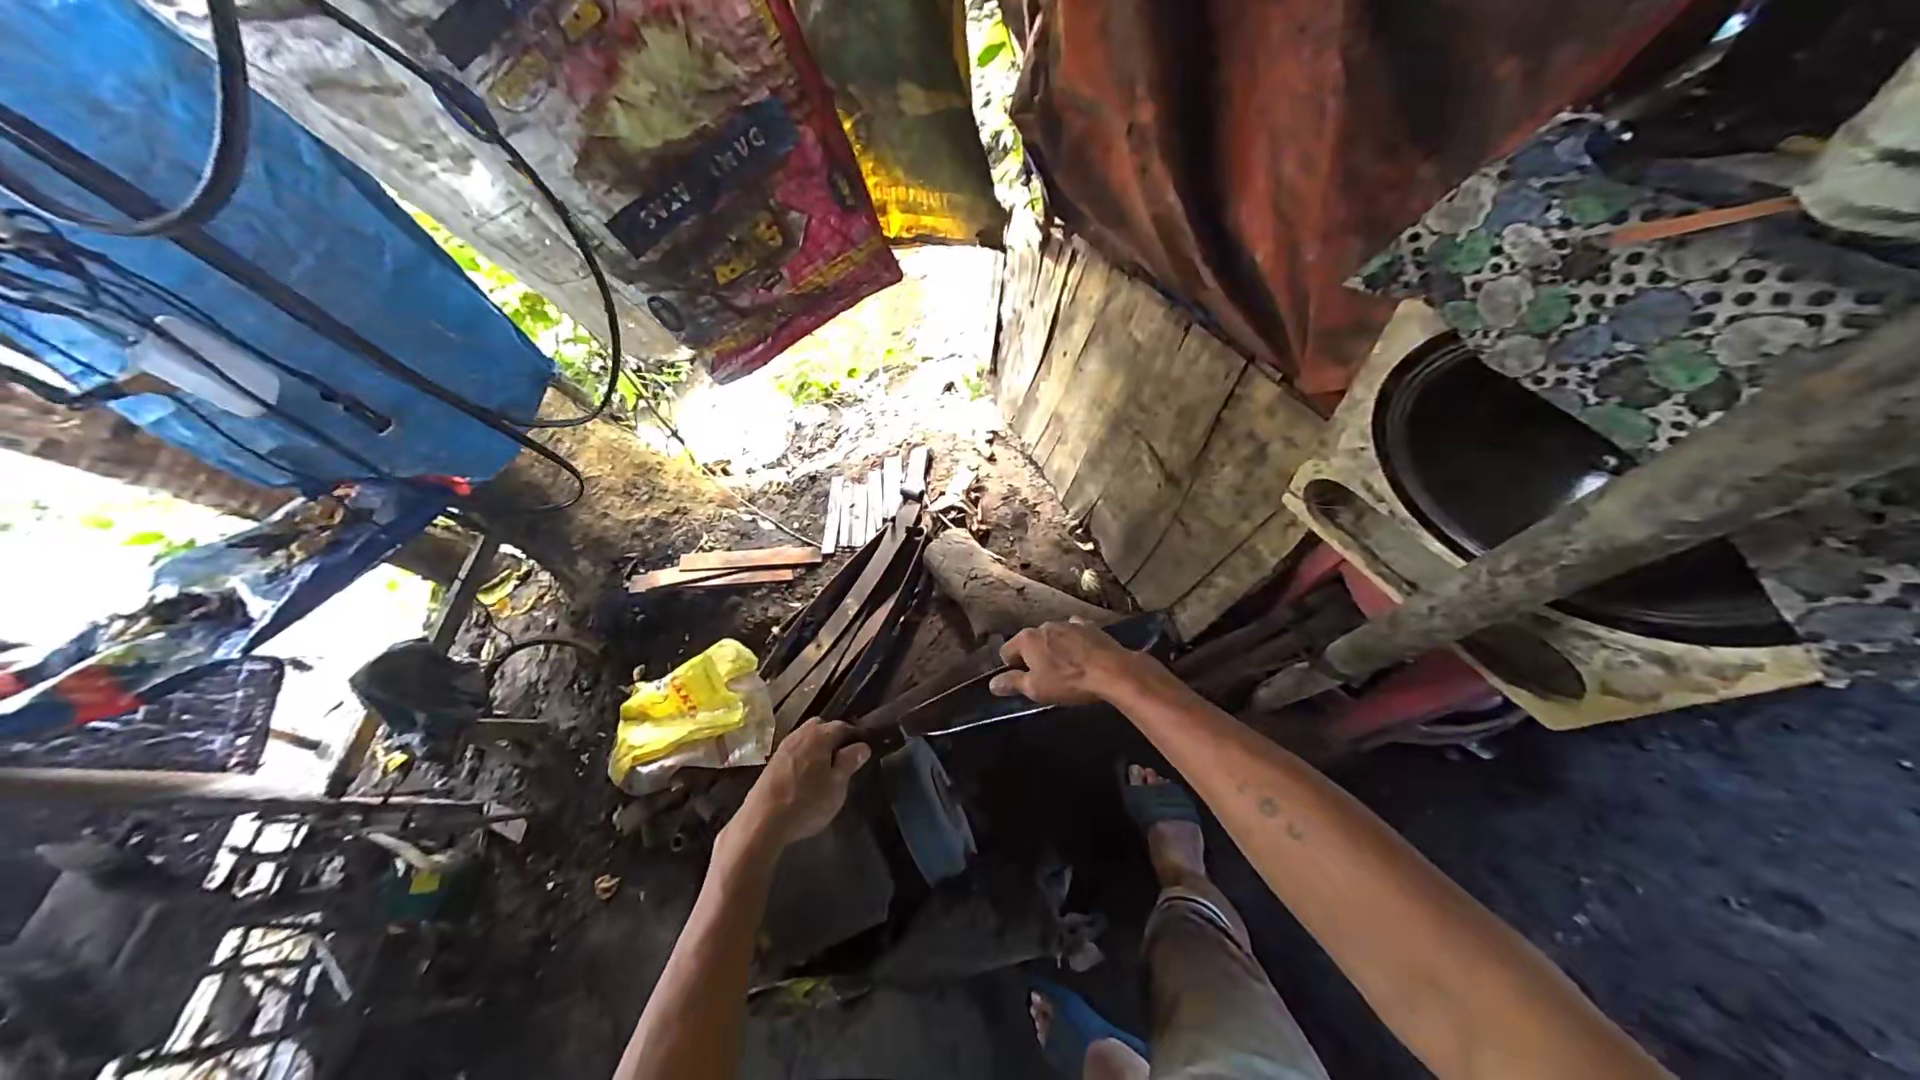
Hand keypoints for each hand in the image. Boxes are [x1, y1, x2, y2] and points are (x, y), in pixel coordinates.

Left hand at [729, 718, 870, 849]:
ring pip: (806, 740)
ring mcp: (782, 748)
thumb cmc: (806, 802)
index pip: (843, 726)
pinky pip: (794, 752)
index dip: (855, 737)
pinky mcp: (771, 763)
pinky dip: (803, 759)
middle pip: (821, 728)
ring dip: (816, 750)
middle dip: (833, 739)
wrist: (761, 822)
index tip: (862, 752)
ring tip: (824, 772)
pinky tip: (805, 779)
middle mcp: (799, 735)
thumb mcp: (837, 785)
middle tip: (843, 761)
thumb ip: (850, 762)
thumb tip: (862, 746)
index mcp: (819, 735)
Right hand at [988, 620, 1144, 705]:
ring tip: (1067, 669)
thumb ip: (1012, 683)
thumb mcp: (1036, 689)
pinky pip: (1074, 633)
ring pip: (1053, 637)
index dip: (1012, 669)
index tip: (1026, 682)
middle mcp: (1044, 625)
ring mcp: (1068, 623)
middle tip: (1047, 679)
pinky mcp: (1089, 626)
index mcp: (1027, 638)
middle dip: (1034, 658)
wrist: (1112, 671)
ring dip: (1054, 649)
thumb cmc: (1068, 681)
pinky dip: (1074, 642)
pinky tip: (1083, 656)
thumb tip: (992, 683)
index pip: (1006, 652)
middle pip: (1030, 642)